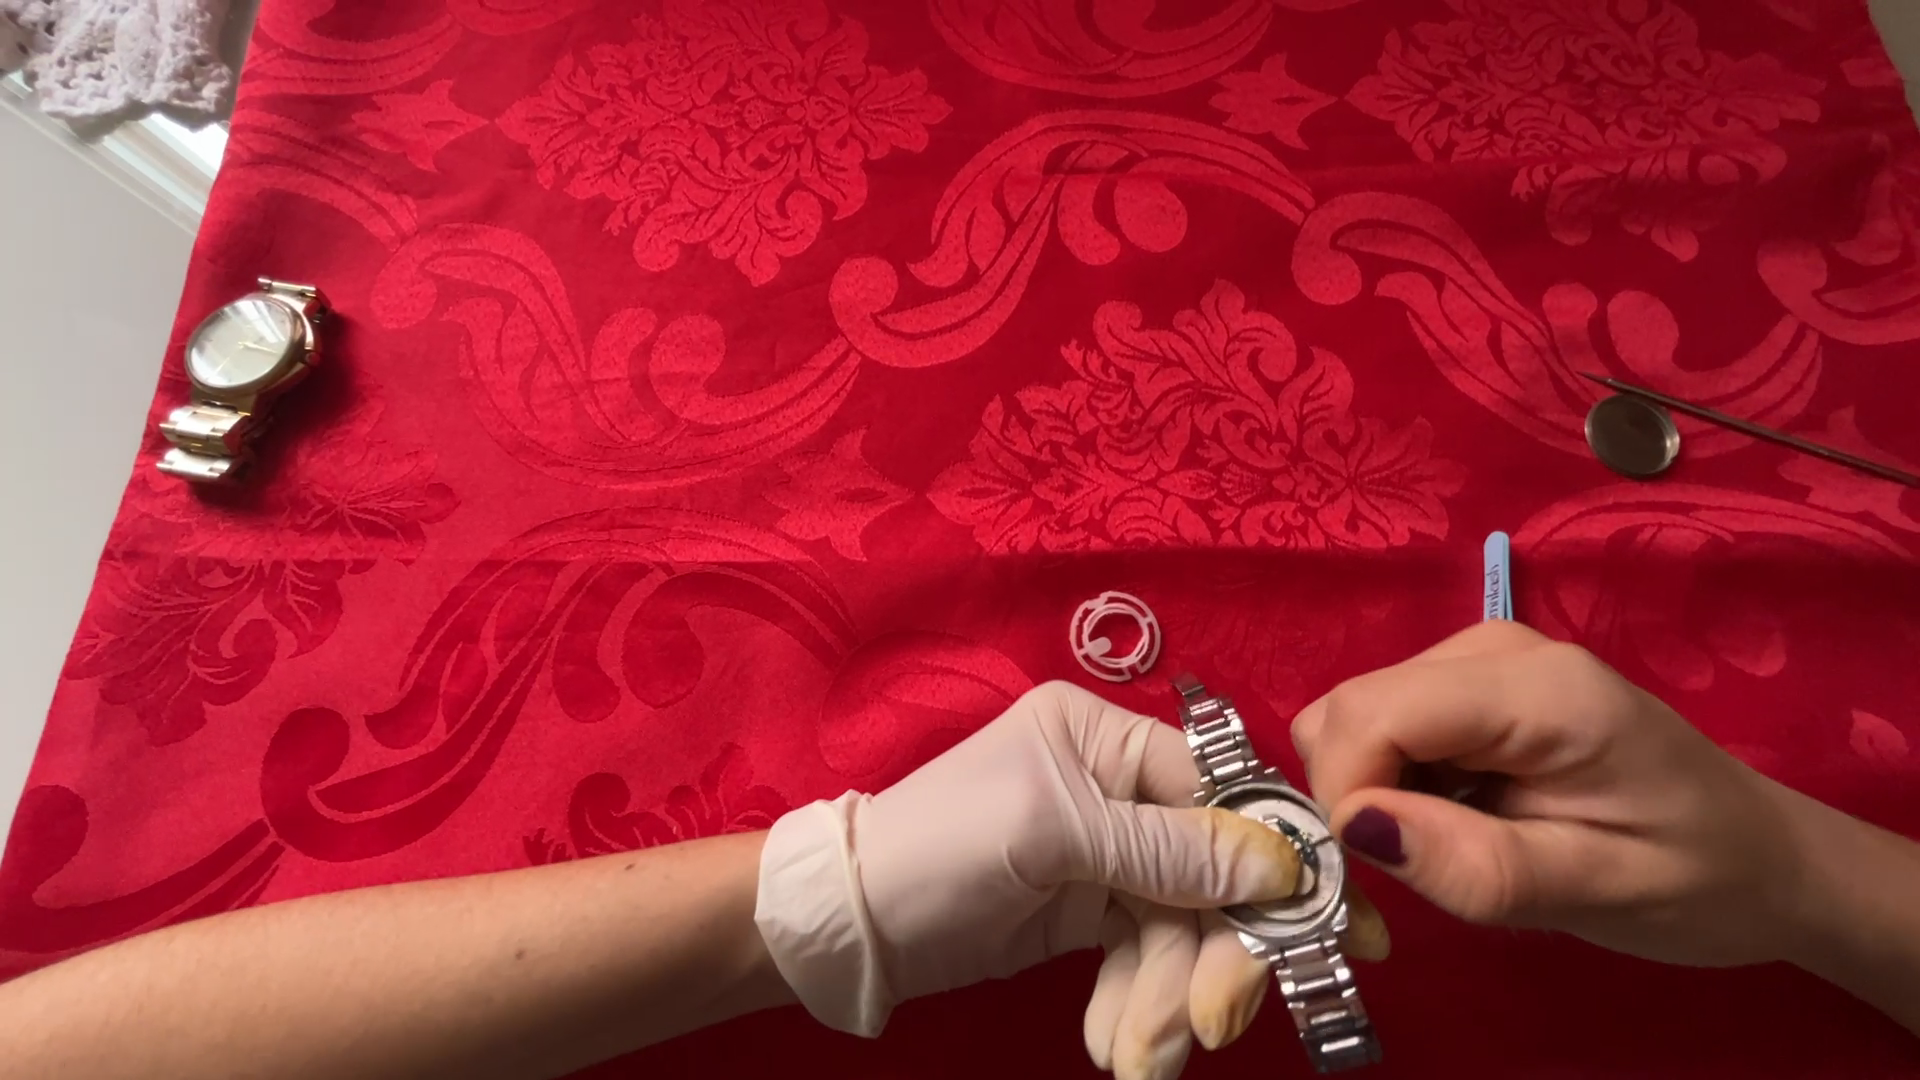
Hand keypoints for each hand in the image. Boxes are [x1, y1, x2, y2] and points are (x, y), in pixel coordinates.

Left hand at [756, 681, 1385, 1079]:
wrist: (862, 921)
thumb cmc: (946, 846)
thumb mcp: (1053, 836)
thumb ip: (1166, 849)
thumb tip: (1281, 862)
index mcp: (1100, 734)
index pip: (1212, 785)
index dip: (1272, 853)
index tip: (1337, 930)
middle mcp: (1111, 783)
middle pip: (1206, 865)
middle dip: (1211, 949)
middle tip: (1210, 1023)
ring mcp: (1105, 850)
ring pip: (1180, 922)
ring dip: (1169, 996)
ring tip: (1138, 1056)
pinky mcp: (1092, 907)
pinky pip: (1147, 953)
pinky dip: (1142, 1002)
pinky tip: (1115, 1044)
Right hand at [1291, 620, 1804, 967]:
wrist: (1761, 854)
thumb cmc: (1695, 881)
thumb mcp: (1596, 895)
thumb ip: (1475, 865)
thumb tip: (1352, 826)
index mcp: (1537, 689)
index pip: (1374, 714)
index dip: (1347, 787)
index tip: (1377, 863)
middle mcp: (1485, 647)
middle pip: (1349, 707)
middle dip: (1353, 790)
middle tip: (1417, 857)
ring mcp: (1467, 653)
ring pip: (1347, 711)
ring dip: (1366, 782)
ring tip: (1442, 831)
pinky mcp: (1455, 673)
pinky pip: (1371, 717)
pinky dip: (1381, 771)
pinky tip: (1444, 803)